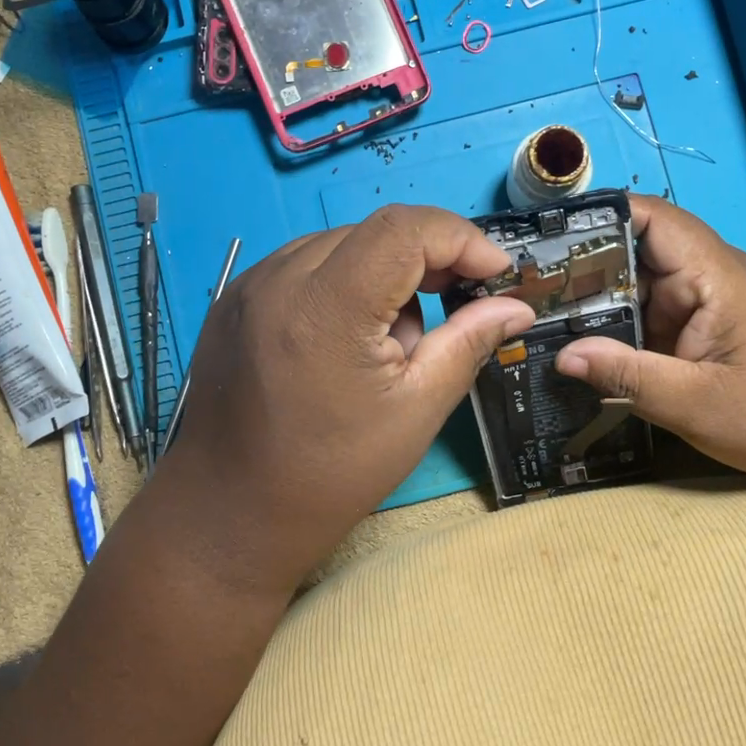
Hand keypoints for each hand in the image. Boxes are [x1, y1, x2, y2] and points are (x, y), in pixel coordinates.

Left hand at [149, 205, 535, 593]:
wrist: (229, 515)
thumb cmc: (330, 474)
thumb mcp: (416, 411)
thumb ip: (468, 344)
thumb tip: (517, 307)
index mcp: (327, 306)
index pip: (405, 229)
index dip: (461, 239)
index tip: (493, 275)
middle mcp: (279, 278)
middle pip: (373, 233)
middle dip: (427, 260)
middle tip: (458, 305)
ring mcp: (248, 285)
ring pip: (340, 246)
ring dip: (383, 275)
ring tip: (389, 345)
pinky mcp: (233, 300)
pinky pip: (304, 267)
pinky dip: (341, 286)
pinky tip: (345, 341)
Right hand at [554, 195, 745, 486]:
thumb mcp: (696, 404)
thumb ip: (629, 377)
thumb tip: (564, 355)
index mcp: (716, 277)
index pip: (654, 219)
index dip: (601, 217)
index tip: (547, 237)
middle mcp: (708, 275)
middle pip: (636, 249)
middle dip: (583, 264)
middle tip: (526, 288)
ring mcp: (704, 299)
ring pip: (637, 282)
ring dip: (595, 297)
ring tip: (538, 313)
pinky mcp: (700, 322)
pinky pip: (649, 310)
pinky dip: (616, 322)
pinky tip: (578, 339)